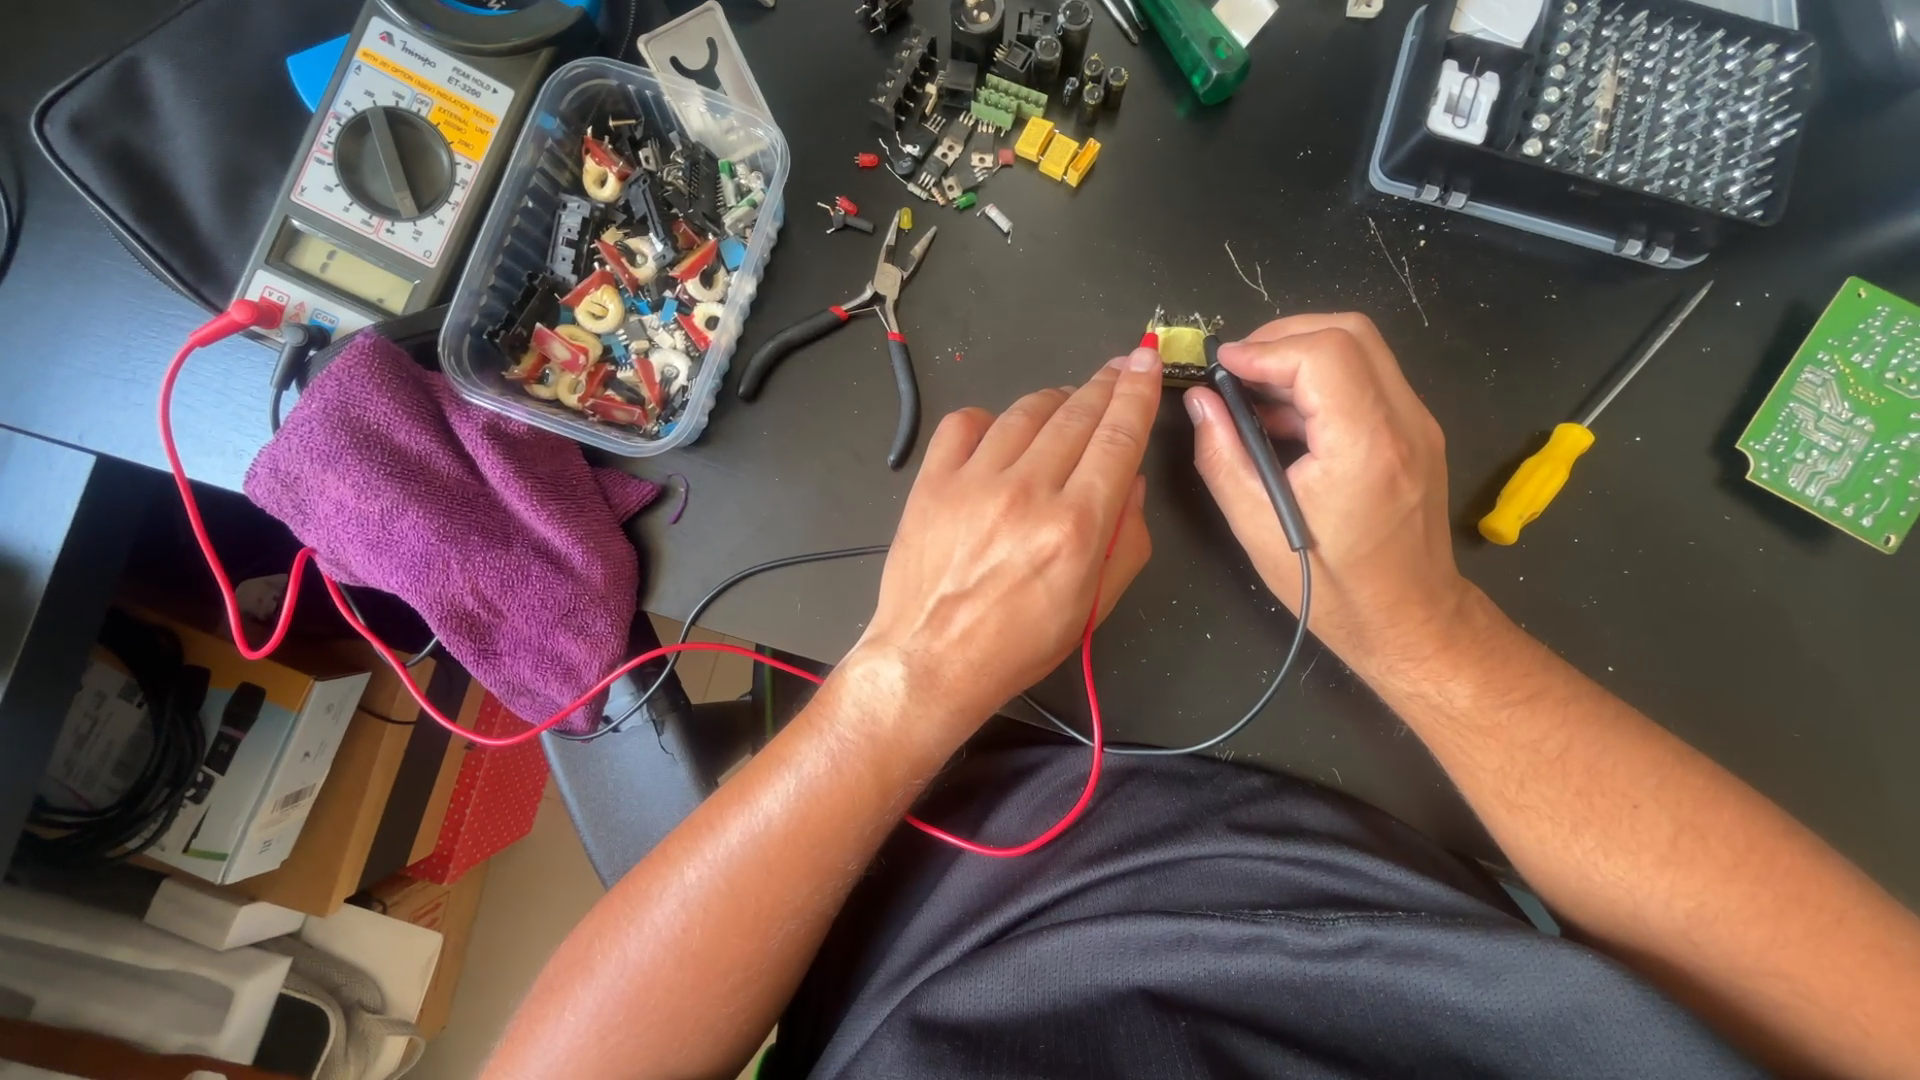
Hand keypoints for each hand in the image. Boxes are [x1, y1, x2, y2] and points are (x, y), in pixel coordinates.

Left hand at [852, 349, 1160, 746]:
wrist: (932, 659)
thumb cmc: (1018, 644)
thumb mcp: (1094, 606)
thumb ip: (1126, 540)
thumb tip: (1130, 480)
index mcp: (1076, 526)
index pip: (1118, 437)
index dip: (1137, 392)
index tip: (1145, 360)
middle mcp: (1027, 493)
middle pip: (1076, 414)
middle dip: (1104, 385)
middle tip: (1116, 370)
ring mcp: (974, 482)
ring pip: (1025, 412)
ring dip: (1054, 399)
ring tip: (1067, 403)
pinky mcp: (932, 483)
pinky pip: (964, 423)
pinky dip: (990, 418)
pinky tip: (1000, 432)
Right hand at [1184, 314, 1472, 671]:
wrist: (1408, 617)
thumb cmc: (1329, 585)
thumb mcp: (1256, 526)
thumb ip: (1222, 455)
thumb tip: (1201, 402)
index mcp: (1364, 445)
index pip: (1322, 353)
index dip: (1264, 348)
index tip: (1222, 366)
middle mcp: (1403, 422)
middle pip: (1349, 332)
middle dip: (1283, 336)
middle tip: (1236, 367)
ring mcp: (1418, 424)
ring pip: (1362, 348)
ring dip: (1302, 354)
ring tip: (1253, 390)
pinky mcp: (1416, 432)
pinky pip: (1368, 378)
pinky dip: (1322, 377)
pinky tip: (1284, 413)